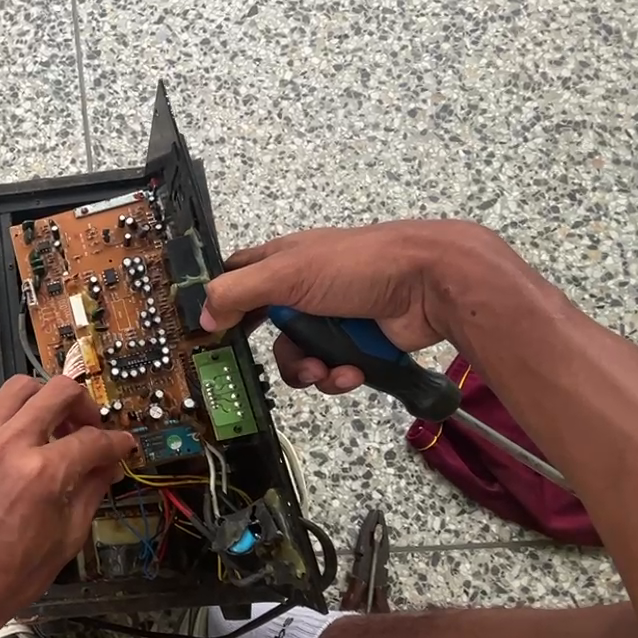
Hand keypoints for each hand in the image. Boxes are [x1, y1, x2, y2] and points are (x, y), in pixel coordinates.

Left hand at [0, 376, 137, 637]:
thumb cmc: (10, 576)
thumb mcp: (66, 538)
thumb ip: (92, 490)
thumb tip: (109, 463)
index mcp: (42, 473)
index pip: (93, 440)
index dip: (117, 442)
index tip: (124, 446)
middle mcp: (8, 444)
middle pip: (58, 390)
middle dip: (84, 405)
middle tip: (88, 428)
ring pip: (19, 387)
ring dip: (43, 399)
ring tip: (51, 427)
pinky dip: (11, 413)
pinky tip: (18, 438)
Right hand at [200, 221, 529, 394]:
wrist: (434, 285)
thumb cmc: (358, 266)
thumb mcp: (286, 273)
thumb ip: (236, 293)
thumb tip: (203, 319)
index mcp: (285, 262)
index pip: (239, 279)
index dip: (223, 303)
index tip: (214, 331)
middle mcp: (306, 289)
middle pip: (269, 332)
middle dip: (278, 352)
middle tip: (286, 358)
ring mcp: (334, 318)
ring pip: (300, 357)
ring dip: (309, 370)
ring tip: (328, 370)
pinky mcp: (360, 344)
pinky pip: (333, 370)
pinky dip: (339, 375)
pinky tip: (353, 371)